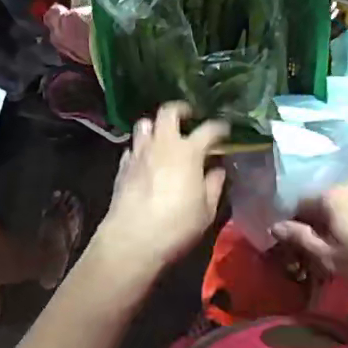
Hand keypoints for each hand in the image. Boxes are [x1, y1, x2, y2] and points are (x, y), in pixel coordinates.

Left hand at [90, 103, 227, 274]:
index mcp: (188, 151)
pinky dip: (141, 148)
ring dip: (155, 126)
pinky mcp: (122, 166)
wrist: (133, 237)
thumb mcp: (206, 210)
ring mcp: (139, 153)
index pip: (208, 129)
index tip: (225, 130)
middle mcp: (162, 144)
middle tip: (189, 116)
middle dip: (180, 109)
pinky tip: (146, 160)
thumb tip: (217, 169)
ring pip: (144, 124)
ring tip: (164, 136)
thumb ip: (214, 184)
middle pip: (168, 112)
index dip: (220, 127)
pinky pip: (132, 147)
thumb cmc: (177, 225)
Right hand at [272, 179, 347, 312]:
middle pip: (321, 202)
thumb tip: (275, 225)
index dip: (291, 228)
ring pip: (345, 206)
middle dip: (316, 225)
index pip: (294, 204)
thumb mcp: (334, 261)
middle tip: (321, 257)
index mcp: (330, 194)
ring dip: (340, 227)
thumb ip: (301, 240)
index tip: (294, 252)